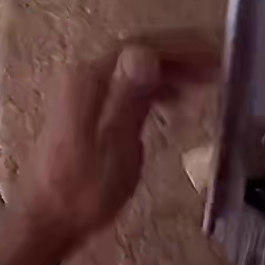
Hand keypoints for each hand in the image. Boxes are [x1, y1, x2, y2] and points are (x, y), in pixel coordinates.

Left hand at [15, 35, 218, 248]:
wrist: (45, 219)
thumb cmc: (83, 190)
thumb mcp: (115, 146)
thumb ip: (130, 97)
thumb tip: (147, 51)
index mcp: (89, 79)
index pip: (141, 45)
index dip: (182, 47)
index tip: (218, 55)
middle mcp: (83, 76)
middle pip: (136, 51)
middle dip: (179, 55)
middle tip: (219, 66)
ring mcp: (82, 91)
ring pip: (132, 67)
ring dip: (169, 71)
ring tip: (206, 84)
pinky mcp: (85, 108)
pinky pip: (124, 85)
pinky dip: (153, 88)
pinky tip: (174, 104)